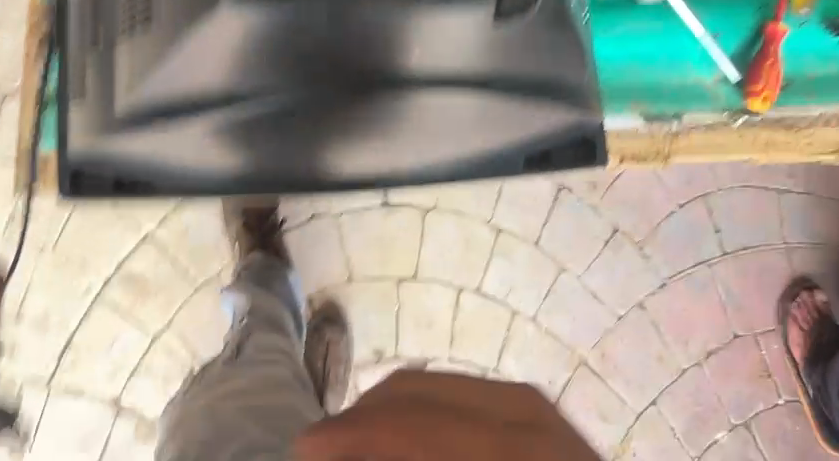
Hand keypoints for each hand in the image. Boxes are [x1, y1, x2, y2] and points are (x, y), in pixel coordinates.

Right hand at [293, 369, 600, 460]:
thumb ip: (404, 460)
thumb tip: (342, 452)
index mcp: (509, 451)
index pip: (409, 426)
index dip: (346, 436)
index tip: (300, 450)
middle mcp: (524, 413)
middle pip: (412, 391)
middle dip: (357, 420)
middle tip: (320, 450)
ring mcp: (535, 405)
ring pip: (432, 385)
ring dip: (384, 413)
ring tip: (355, 444)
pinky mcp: (537, 408)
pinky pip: (459, 393)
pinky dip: (421, 412)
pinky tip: (402, 437)